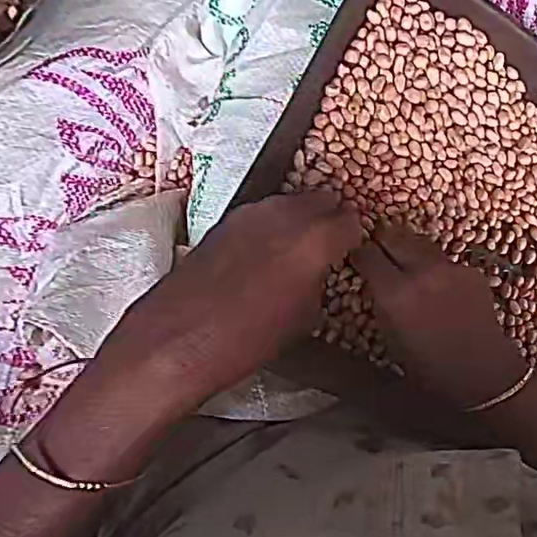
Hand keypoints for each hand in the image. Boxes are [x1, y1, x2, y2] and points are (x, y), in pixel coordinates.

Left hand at [94, 190, 362, 408]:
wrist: (181, 337)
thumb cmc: (252, 337)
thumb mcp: (305, 316)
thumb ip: (319, 281)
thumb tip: (318, 271)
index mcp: (315, 240)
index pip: (351, 222)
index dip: (356, 236)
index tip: (354, 248)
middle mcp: (285, 216)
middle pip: (321, 199)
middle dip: (331, 216)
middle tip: (334, 241)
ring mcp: (250, 213)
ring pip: (289, 202)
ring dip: (301, 217)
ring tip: (302, 245)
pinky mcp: (224, 221)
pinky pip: (262, 213)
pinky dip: (273, 224)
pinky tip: (269, 250)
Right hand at [351, 226, 528, 408]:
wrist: (482, 372)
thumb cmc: (430, 368)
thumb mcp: (392, 339)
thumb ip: (381, 303)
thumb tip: (375, 281)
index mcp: (395, 293)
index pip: (367, 254)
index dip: (360, 255)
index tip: (358, 260)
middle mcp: (422, 272)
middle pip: (394, 236)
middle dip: (384, 242)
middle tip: (380, 254)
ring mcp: (450, 268)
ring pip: (421, 243)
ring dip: (410, 250)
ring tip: (407, 266)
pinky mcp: (471, 271)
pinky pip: (445, 261)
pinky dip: (436, 268)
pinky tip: (438, 288)